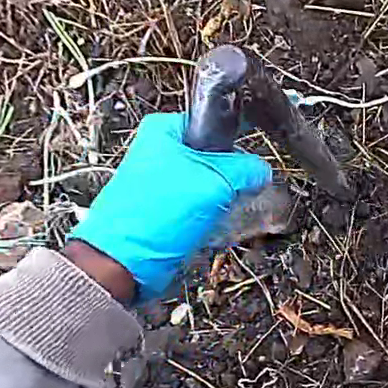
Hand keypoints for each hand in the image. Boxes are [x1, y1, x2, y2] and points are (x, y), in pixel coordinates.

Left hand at [68, 113, 272, 300]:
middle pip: (216, 158)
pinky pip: (201, 207)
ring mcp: (162, 181)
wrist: (125, 261)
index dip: (236, 146)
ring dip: (220, 201)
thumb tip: (262, 170)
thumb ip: (246, 170)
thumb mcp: (214, 181)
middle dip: (229, 179)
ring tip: (213, 214)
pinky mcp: (166, 207)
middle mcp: (160, 151)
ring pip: (211, 185)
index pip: (215, 126)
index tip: (247, 165)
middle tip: (230, 193)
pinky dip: (209, 216)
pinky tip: (205, 225)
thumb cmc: (154, 215)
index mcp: (164, 130)